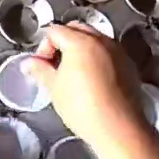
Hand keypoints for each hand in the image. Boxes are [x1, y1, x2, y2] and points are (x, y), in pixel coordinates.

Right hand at [21, 23, 150, 152]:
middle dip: (62, 42)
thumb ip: (40, 70)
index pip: (54, 31)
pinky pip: (108, 53)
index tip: (42, 65)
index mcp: (80, 42)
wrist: (118, 129)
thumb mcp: (53, 88)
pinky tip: (92, 81)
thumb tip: (29, 63)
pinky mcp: (128, 65)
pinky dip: (97, 59)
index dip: (43, 47)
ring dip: (81, 49)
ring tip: (73, 73)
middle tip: (55, 64)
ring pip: (94, 39)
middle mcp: (101, 41)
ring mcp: (118, 52)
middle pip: (76, 29)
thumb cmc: (83, 108)